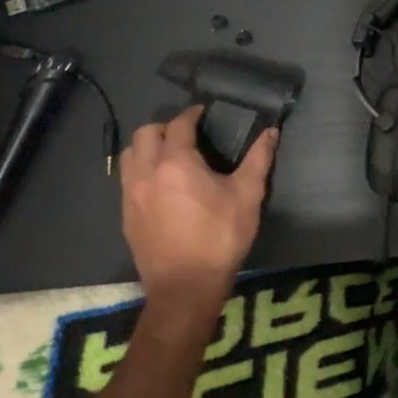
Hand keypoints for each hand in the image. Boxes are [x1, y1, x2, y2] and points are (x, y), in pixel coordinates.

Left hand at [118, 106, 275, 304]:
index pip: (178, 125)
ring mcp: (130, 196)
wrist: (186, 285)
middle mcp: (146, 173)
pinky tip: (164, 184)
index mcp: (176, 163)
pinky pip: (127, 180)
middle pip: (144, 135)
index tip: (206, 112)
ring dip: (148, 147)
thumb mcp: (248, 194)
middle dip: (165, 127)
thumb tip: (271, 132)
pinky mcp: (126, 216)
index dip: (192, 114)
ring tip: (172, 155)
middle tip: (189, 133)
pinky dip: (142, 170)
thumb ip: (259, 158)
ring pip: (129, 156)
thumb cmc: (221, 235)